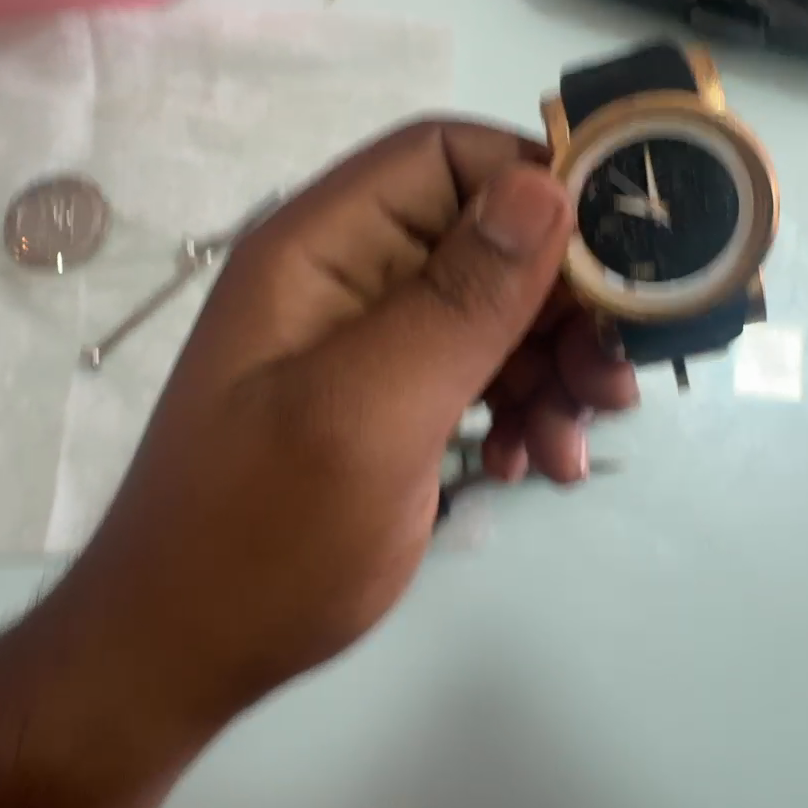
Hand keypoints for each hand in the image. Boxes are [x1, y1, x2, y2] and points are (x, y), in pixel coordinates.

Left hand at [66, 120, 639, 719]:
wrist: (191, 648)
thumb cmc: (262, 533)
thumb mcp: (368, 412)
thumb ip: (460, 301)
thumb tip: (547, 186)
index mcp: (323, 248)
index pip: (444, 158)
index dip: (536, 181)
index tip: (616, 250)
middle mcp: (352, 279)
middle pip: (488, 240)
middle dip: (562, 301)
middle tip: (613, 376)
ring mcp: (374, 342)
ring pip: (499, 311)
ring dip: (554, 366)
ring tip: (572, 438)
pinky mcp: (396, 398)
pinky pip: (484, 372)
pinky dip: (524, 408)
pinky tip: (532, 463)